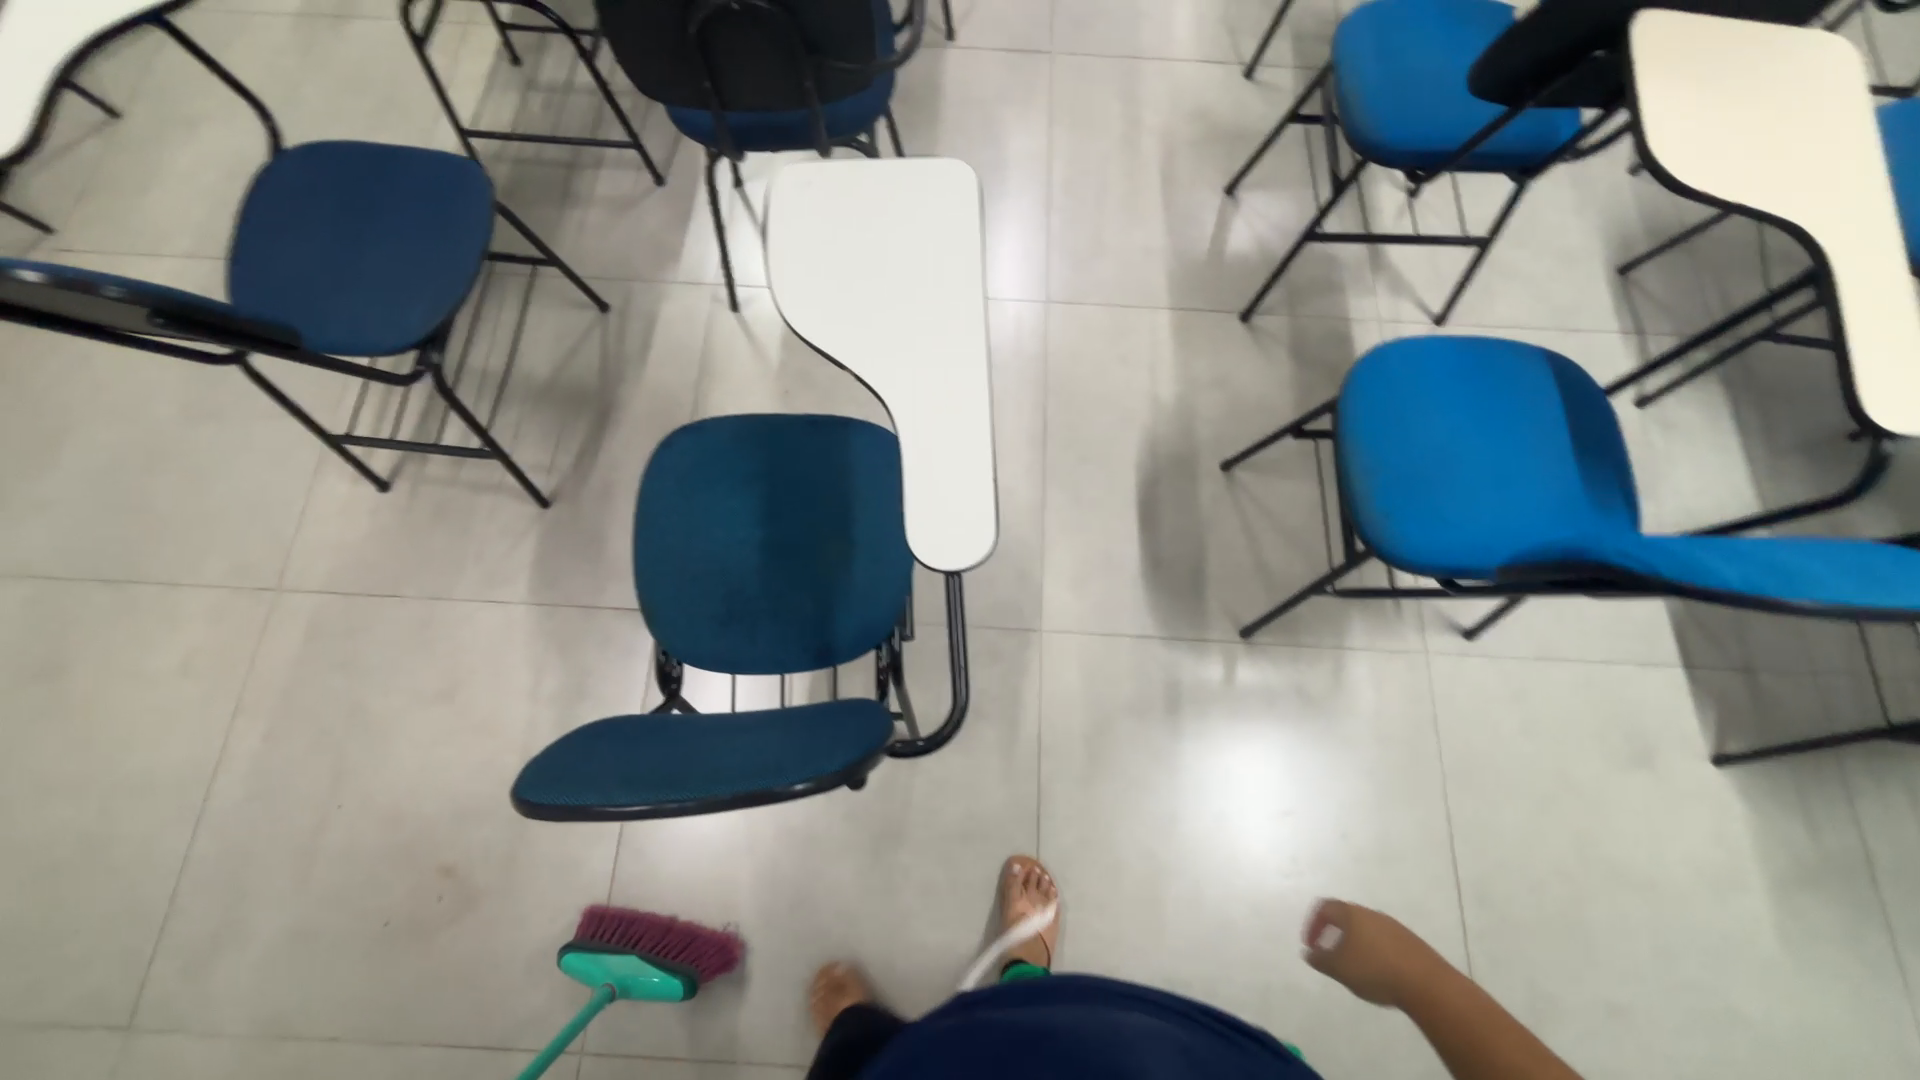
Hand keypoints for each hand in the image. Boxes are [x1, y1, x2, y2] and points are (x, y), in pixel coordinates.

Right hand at [1302, 898, 1450, 1008]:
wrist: (1428, 985)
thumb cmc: (1375, 971)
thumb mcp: (1339, 969)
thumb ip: (1320, 959)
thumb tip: (1309, 953)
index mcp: (1352, 914)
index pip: (1325, 908)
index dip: (1313, 924)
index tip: (1311, 946)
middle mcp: (1372, 914)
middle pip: (1347, 917)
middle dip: (1335, 934)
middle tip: (1332, 955)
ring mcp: (1395, 927)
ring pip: (1368, 930)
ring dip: (1357, 944)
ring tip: (1356, 967)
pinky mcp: (1412, 943)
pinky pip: (1386, 942)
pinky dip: (1376, 952)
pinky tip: (1380, 973)